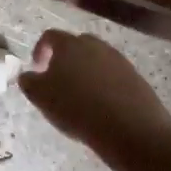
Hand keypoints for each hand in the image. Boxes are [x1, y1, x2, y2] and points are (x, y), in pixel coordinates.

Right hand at [19, 30, 170, 154]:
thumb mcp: (40, 95)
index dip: (40, 50)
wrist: (133, 134)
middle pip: (79, 45)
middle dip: (68, 58)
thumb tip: (29, 76)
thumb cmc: (77, 108)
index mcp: (70, 45)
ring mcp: (123, 64)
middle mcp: (97, 47)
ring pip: (101, 62)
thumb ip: (28, 81)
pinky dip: (109, 88)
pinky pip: (119, 79)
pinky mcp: (141, 84)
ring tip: (85, 96)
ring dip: (90, 73)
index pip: (50, 36)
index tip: (38, 69)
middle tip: (62, 79)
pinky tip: (105, 108)